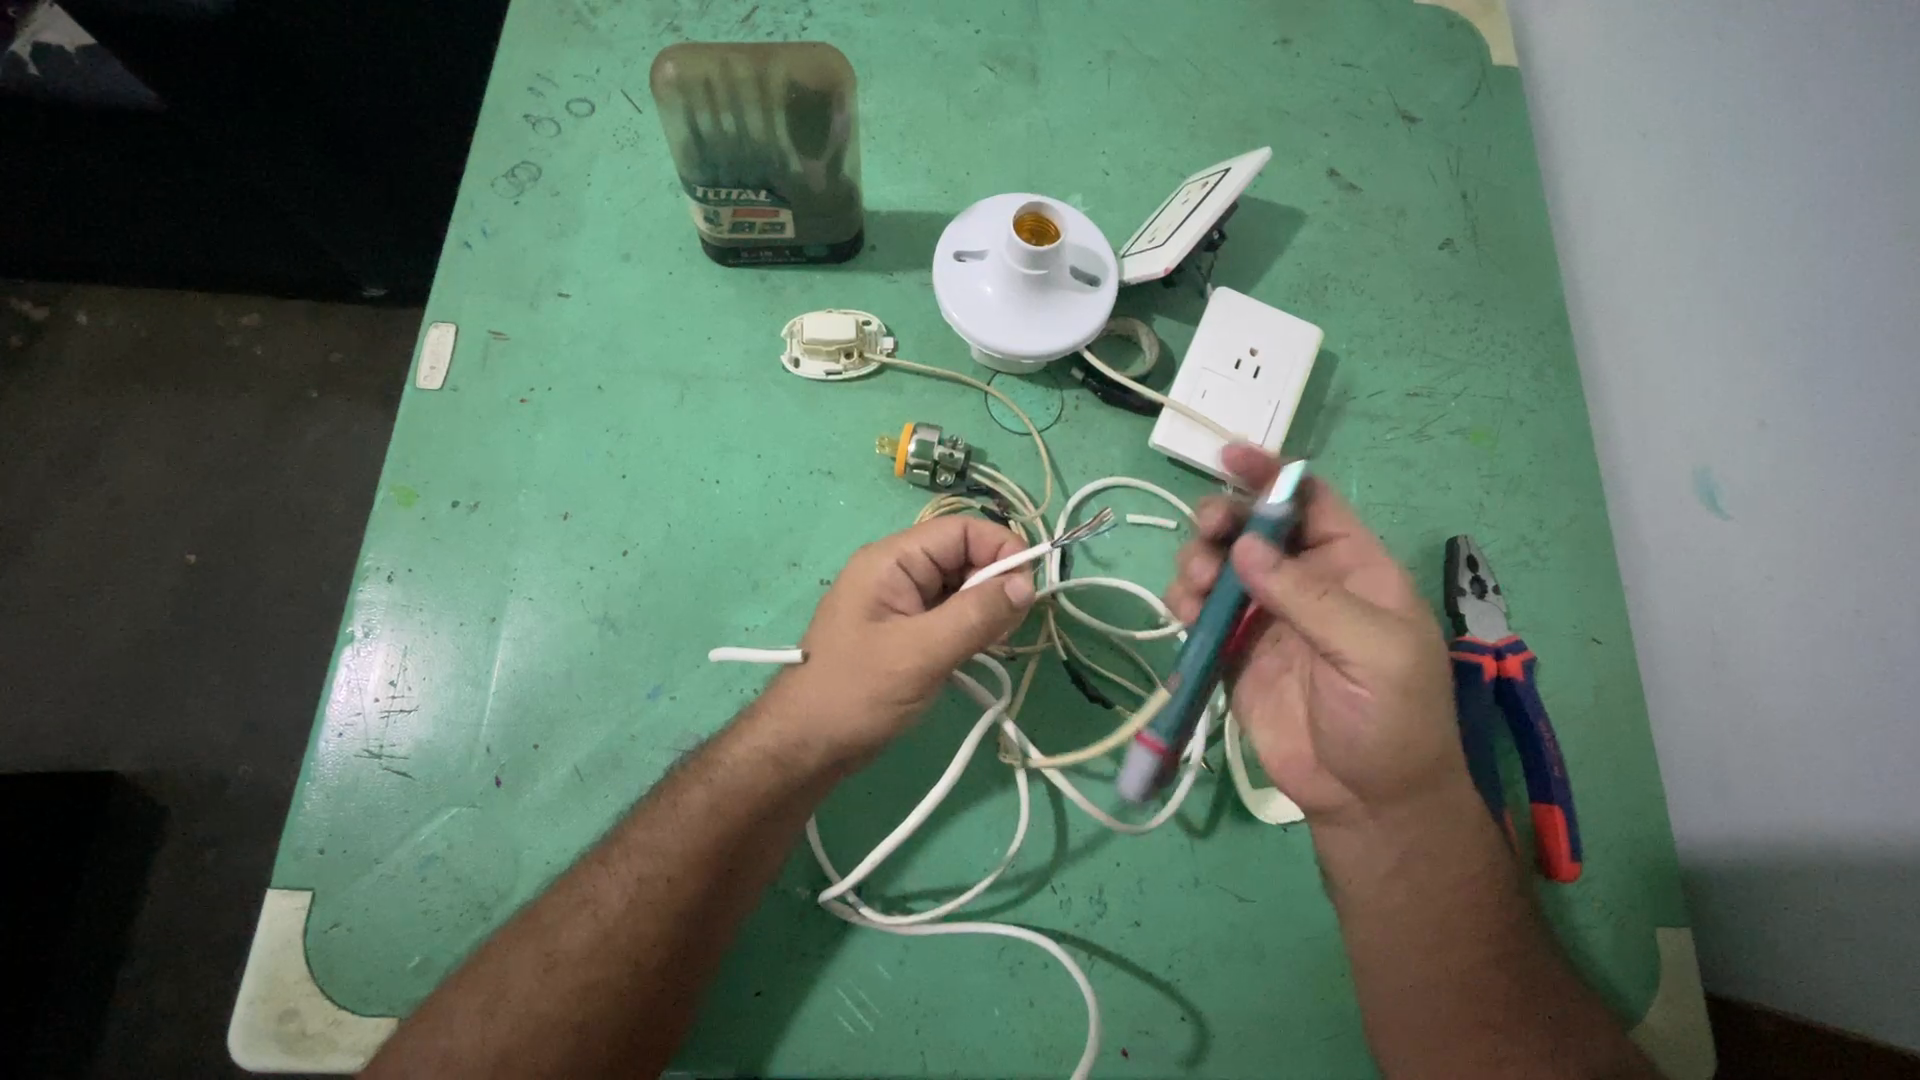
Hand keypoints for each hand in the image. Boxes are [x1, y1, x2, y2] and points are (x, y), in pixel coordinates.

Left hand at [760, 516, 1036, 766]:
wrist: (807, 745)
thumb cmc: (857, 694)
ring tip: (997, 642)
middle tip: (1012, 626)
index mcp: (892, 560)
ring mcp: (900, 603)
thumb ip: (976, 616)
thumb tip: (1027, 584)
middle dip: (995, 582)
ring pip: (960, 587)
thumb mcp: (922, 653)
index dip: (1001, 550)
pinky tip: (981, 651)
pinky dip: (971, 627)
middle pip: (963, 556)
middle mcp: (897, 572)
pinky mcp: (906, 631)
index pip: (961, 530)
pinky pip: (949, 614)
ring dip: (986, 608)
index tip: (1028, 590)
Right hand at [1165, 446, 1464, 825]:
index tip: (1230, 458)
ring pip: (1218, 565)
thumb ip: (1311, 597)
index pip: (1310, 503)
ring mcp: (1265, 616)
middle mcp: (1304, 582)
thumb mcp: (1373, 652)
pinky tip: (1183, 611)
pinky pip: (1199, 610)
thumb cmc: (1393, 720)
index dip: (1272, 475)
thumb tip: (1245, 549)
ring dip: (1198, 561)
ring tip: (1195, 587)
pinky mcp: (1232, 649)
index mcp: (1353, 568)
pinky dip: (1184, 601)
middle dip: (1223, 519)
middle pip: (1253, 528)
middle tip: (1206, 531)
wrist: (1365, 800)